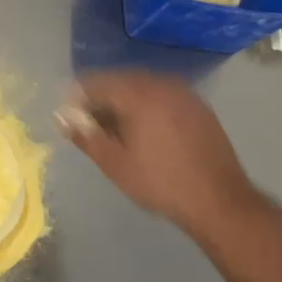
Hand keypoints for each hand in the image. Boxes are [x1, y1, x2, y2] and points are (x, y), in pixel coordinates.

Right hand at [57, 70, 253, 229]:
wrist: (218, 201)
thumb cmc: (159, 182)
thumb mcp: (114, 163)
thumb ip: (86, 135)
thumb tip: (63, 117)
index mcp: (139, 93)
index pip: (97, 82)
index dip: (77, 96)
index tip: (67, 115)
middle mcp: (162, 84)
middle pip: (120, 81)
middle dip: (100, 98)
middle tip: (87, 122)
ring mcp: (184, 94)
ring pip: (143, 88)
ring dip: (123, 102)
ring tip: (113, 129)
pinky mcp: (198, 108)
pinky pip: (163, 97)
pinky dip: (146, 107)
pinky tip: (143, 130)